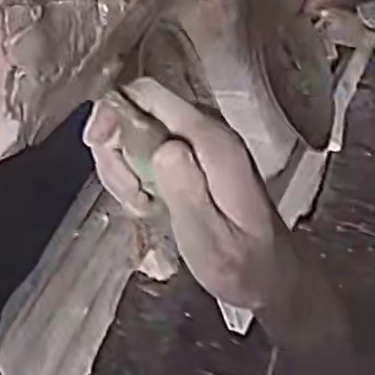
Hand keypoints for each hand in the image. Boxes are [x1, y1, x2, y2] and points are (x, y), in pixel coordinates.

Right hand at [85, 78, 300, 311]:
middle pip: (133, 106)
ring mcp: (193, 139)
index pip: (148, 94)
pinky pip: (141, 146)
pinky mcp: (185, 153)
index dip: (113, 109)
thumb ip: (186, 190)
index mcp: (210, 140)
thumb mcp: (213, 239)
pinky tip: (144, 202)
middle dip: (114, 145)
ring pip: (131, 127)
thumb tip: (162, 147)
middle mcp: (201, 129)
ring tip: (139, 204)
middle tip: (127, 191)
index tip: (100, 145)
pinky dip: (129, 171)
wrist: (274, 280)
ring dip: (120, 163)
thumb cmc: (246, 267)